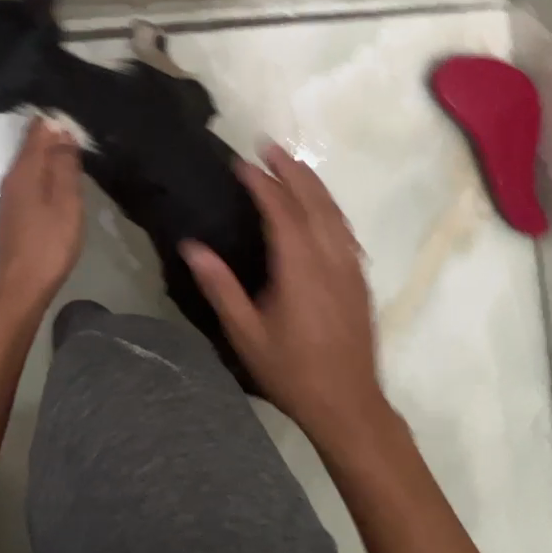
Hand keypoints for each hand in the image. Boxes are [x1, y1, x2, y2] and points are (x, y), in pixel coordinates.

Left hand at [0, 119, 84, 311]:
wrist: (22, 287)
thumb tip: (62, 130)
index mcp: (23, 171)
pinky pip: (29, 182)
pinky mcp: (12, 213)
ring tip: (76, 152)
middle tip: (83, 131)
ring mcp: (9, 197)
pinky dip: (45, 175)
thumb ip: (64, 165)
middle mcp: (11, 178)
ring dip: (50, 157)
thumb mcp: (66, 202)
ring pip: (30, 165)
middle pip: (32, 146)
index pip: (37, 131)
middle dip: (54, 136)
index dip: (56, 120)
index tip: (78, 115)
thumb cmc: (49, 244)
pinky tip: (60, 181)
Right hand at [181, 143, 390, 447]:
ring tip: (294, 164)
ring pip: (335, 214)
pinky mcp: (359, 281)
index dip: (262, 185)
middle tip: (269, 147)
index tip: (242, 164)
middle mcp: (329, 260)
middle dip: (292, 172)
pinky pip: (347, 232)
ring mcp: (350, 269)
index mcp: (300, 270)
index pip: (281, 213)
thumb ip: (220, 287)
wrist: (348, 404)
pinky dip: (332, 209)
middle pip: (313, 203)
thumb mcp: (245, 333)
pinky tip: (323, 207)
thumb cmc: (290, 370)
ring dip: (314, 185)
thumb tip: (192, 247)